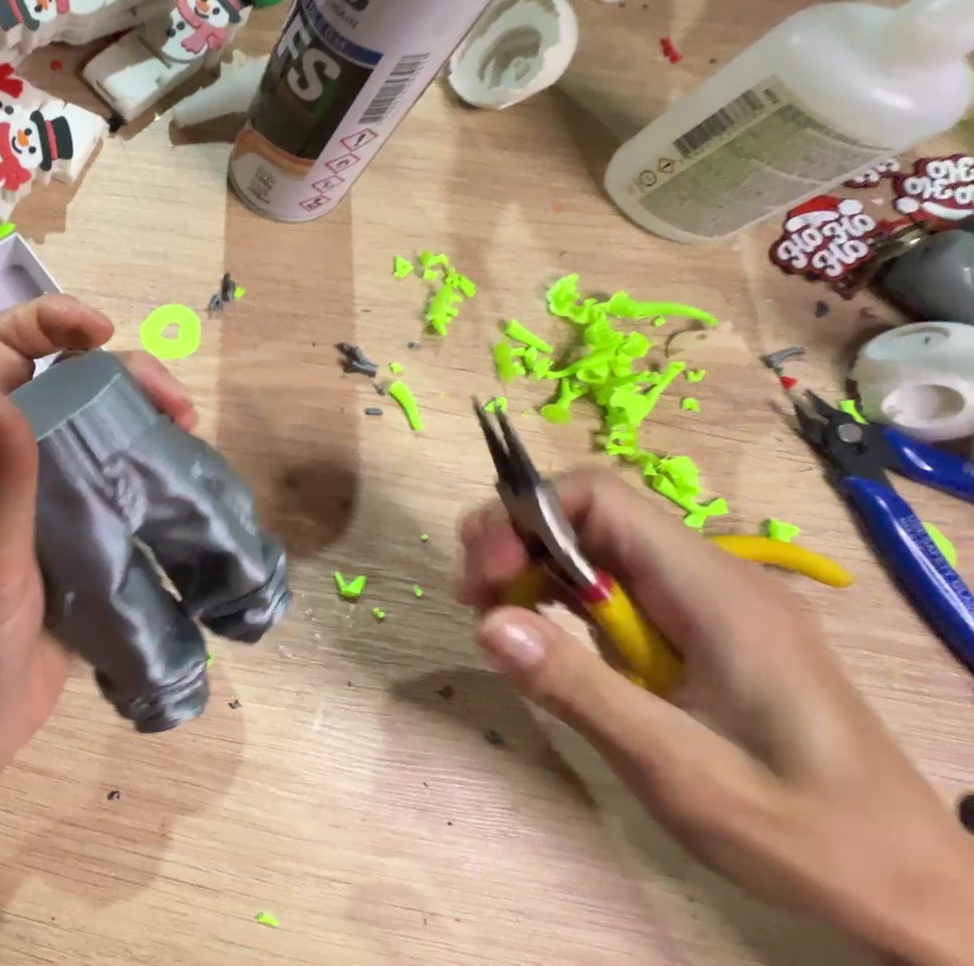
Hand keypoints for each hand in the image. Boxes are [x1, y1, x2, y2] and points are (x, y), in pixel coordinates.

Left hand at [0, 295, 195, 760]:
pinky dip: (153, 468)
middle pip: (71, 379)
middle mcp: (13, 458)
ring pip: (102, 426)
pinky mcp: (81, 534)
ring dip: (148, 418)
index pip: (5, 348)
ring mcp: (49, 496)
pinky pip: (121, 479)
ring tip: (191, 439)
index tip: (105, 332)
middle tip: (178, 408)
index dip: (50, 320)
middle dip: (126, 373)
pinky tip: (186, 485)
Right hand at [459, 469, 973, 965]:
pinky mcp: (704, 633)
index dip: (523, 517)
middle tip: (475, 604)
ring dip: (533, 573)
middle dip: (516, 544)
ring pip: (597, 549)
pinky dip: (563, 603)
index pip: (600, 499)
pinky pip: (617, 589)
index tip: (480, 577)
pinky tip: (547, 645)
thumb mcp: (680, 771)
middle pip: (591, 517)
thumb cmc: (805, 834)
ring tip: (498, 625)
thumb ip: (581, 690)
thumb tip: (488, 623)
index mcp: (717, 596)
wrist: (912, 889)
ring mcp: (711, 606)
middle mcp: (714, 581)